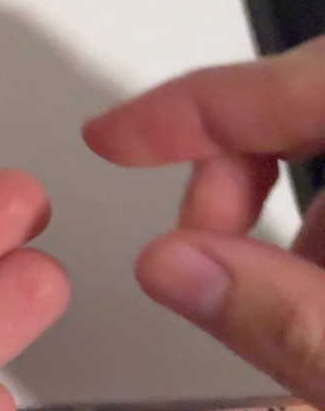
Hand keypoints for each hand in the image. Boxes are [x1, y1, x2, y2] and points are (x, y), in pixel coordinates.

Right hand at [84, 33, 324, 403]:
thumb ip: (302, 327)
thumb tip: (164, 266)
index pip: (306, 83)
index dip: (192, 106)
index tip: (108, 140)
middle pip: (321, 110)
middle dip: (244, 174)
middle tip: (200, 245)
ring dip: (303, 221)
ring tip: (283, 300)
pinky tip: (324, 299)